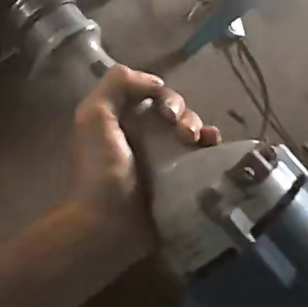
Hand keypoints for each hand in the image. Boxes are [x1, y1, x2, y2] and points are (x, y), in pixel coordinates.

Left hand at [71, 65, 219, 251]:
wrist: (110, 225)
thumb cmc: (101, 170)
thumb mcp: (94, 116)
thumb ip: (117, 85)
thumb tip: (156, 82)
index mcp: (121, 117)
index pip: (150, 92)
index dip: (162, 95)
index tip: (165, 111)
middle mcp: (142, 133)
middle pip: (173, 108)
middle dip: (182, 111)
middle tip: (182, 131)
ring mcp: (163, 156)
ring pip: (190, 126)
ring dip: (197, 124)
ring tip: (194, 140)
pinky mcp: (181, 176)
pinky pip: (201, 151)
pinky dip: (210, 141)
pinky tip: (213, 144)